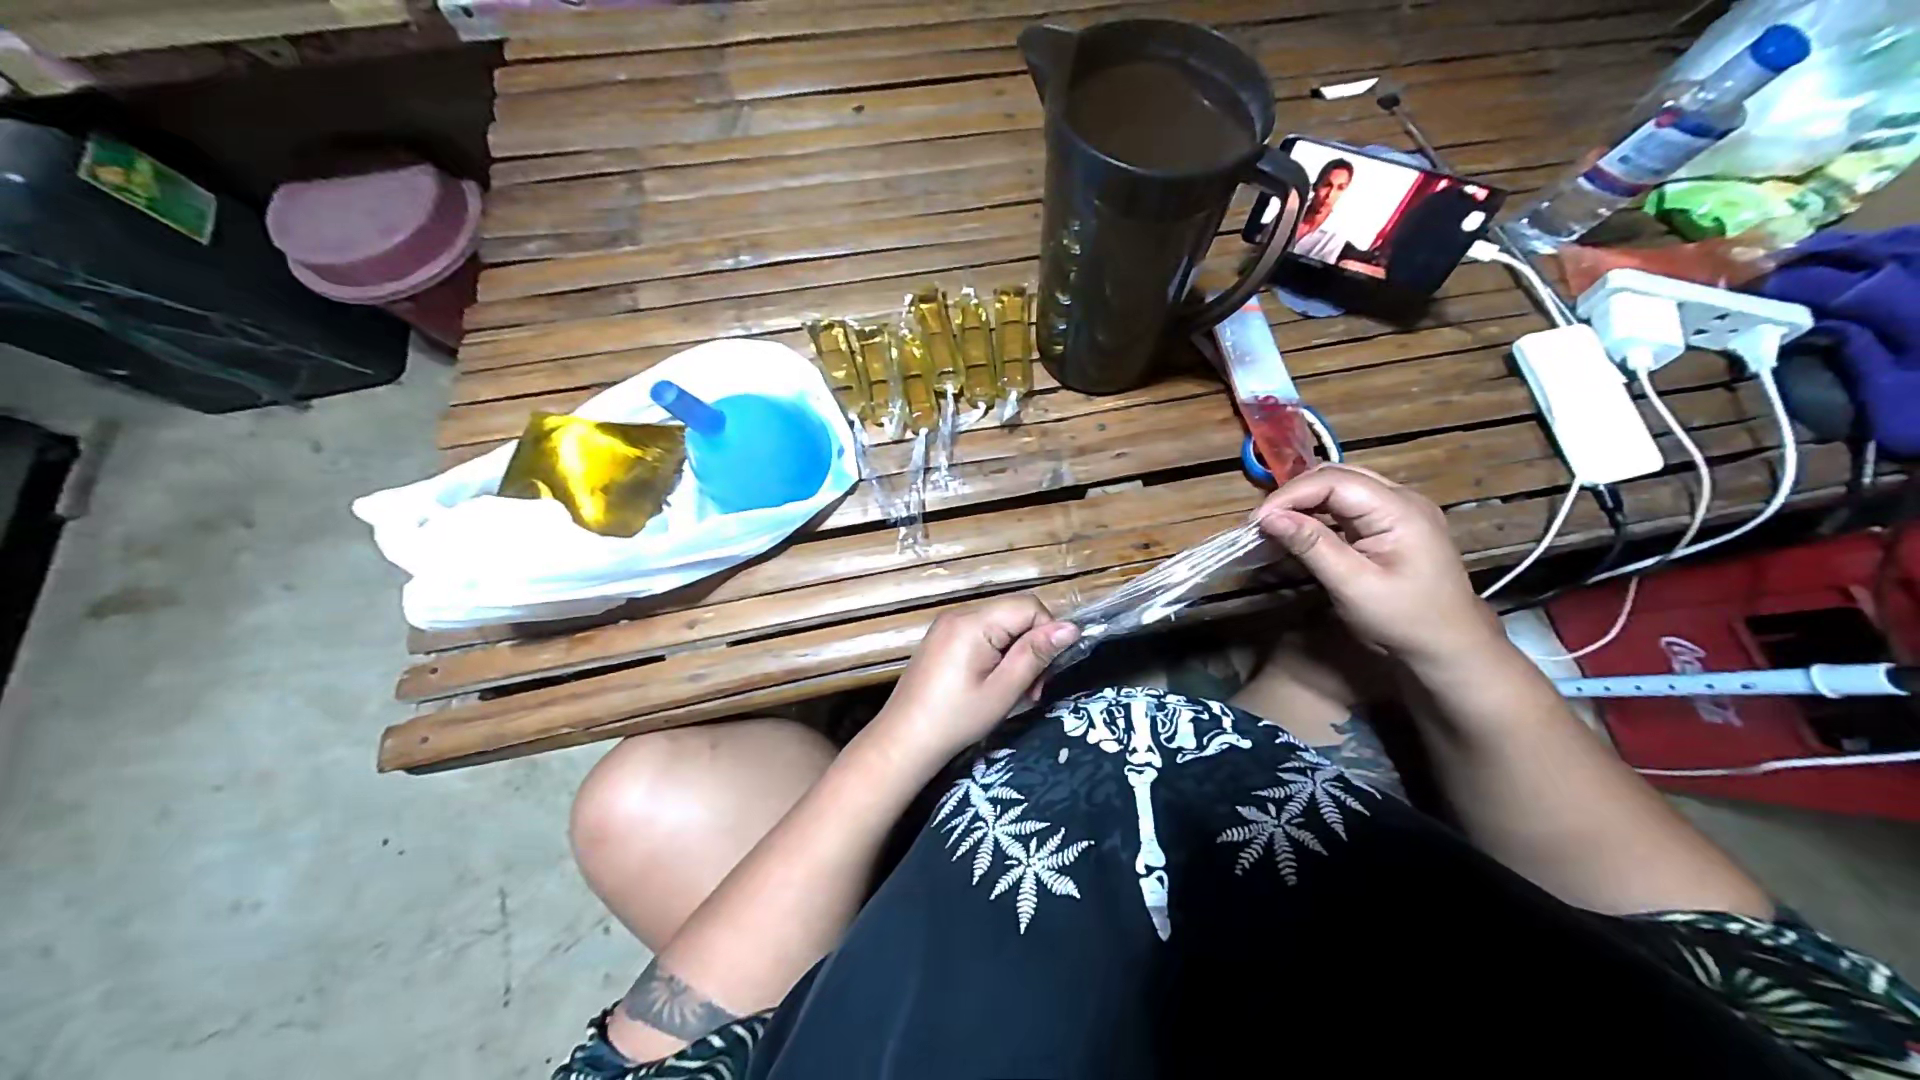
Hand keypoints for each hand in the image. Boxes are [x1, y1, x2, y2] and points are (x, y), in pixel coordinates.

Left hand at [873, 595, 1079, 764]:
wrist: (904, 740)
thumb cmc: (956, 719)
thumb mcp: (1004, 690)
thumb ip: (1036, 654)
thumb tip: (1072, 627)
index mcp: (972, 623)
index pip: (1029, 605)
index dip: (1047, 633)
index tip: (1044, 673)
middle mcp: (958, 614)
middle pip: (1014, 614)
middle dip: (1031, 647)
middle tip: (1030, 690)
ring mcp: (947, 625)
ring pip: (1000, 625)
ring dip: (1015, 654)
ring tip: (1011, 692)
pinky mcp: (942, 638)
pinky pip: (981, 634)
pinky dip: (995, 654)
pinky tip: (991, 684)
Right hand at [1253, 465, 1501, 667]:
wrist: (1450, 646)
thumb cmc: (1404, 619)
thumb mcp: (1352, 586)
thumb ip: (1312, 546)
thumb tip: (1268, 518)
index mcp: (1399, 510)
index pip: (1334, 481)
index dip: (1290, 495)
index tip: (1257, 521)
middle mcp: (1402, 499)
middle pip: (1337, 476)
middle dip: (1294, 494)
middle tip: (1262, 522)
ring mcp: (1400, 509)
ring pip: (1341, 486)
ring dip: (1305, 501)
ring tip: (1276, 524)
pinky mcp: (1392, 523)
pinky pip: (1348, 504)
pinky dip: (1319, 512)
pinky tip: (1301, 529)